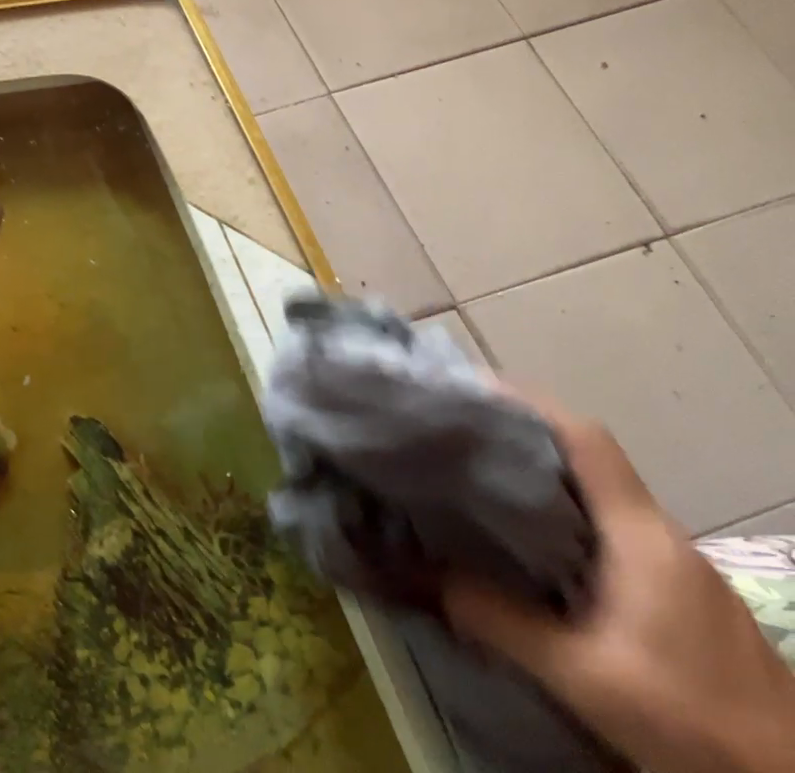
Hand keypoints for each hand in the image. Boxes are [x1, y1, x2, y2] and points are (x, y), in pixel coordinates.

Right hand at [443, 401, 794, 772]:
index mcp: (642, 538)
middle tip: (440, 437)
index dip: (528, 404)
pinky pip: (600, 538)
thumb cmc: (691, 719)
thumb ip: (496, 617)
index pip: (587, 443)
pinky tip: (511, 548)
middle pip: (583, 466)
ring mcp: (673, 571)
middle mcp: (660, 540)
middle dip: (512, 443)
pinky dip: (550, 523)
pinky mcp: (673, 600)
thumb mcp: (579, 673)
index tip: (466, 387)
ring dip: (529, 486)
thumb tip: (417, 572)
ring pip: (591, 504)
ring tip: (459, 485)